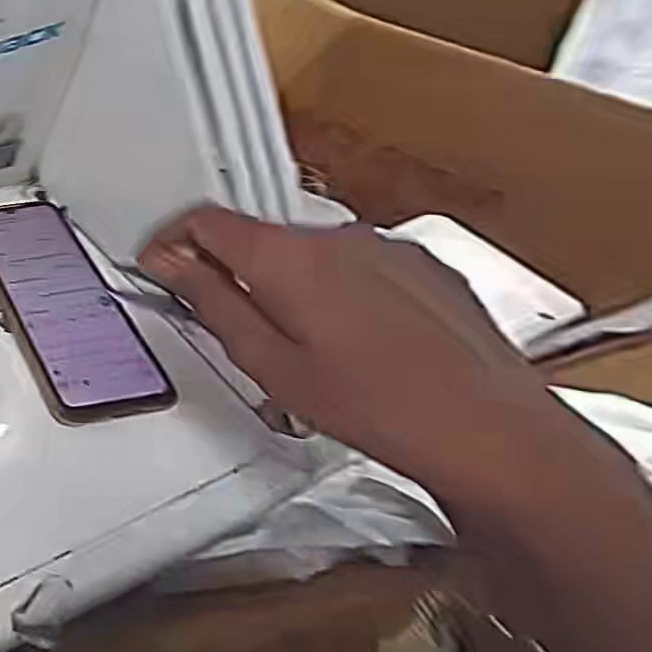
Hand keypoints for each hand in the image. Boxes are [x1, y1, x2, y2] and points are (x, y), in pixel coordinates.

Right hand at [136, 206, 571, 517]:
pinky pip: (346, 258)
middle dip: (222, 266)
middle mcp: (334, 236)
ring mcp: (381, 246)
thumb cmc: (378, 405)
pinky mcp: (416, 262)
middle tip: (215, 316)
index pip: (202, 219)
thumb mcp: (266, 360)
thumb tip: (170, 263)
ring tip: (287, 338)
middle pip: (251, 233)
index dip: (170, 240)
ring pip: (297, 247)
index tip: (159, 266)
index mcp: (287, 257)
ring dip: (273, 277)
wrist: (492, 432)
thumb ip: (209, 300)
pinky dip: (322, 283)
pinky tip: (339, 335)